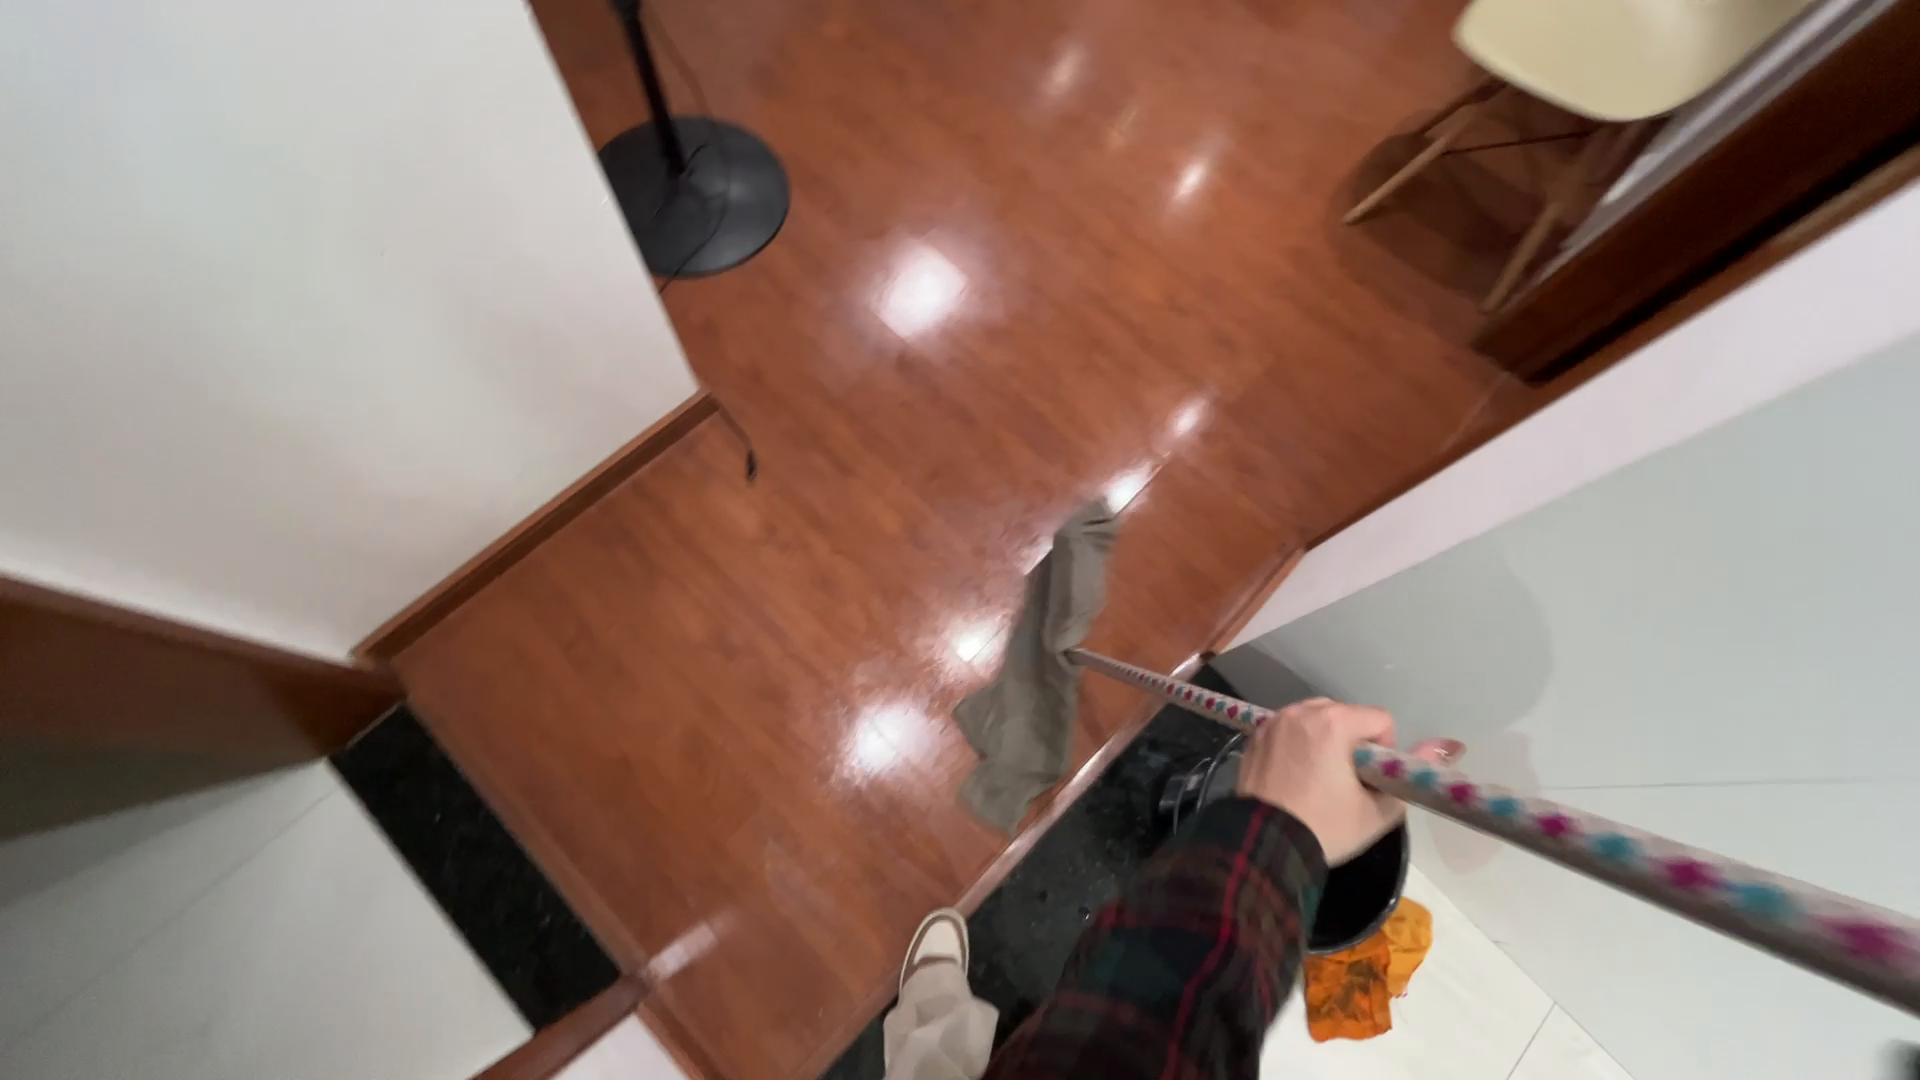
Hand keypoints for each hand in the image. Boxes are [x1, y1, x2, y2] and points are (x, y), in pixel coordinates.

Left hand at [1235, 698, 1460, 864]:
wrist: (1264, 842)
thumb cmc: (1326, 826)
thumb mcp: (1379, 809)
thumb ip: (1413, 772)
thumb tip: (1451, 745)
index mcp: (1332, 722)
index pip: (1378, 718)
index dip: (1383, 748)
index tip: (1370, 777)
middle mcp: (1299, 712)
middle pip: (1343, 713)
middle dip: (1351, 740)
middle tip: (1346, 778)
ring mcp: (1271, 721)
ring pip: (1312, 717)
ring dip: (1323, 737)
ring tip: (1320, 776)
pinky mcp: (1254, 735)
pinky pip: (1287, 728)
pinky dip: (1297, 742)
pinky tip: (1295, 773)